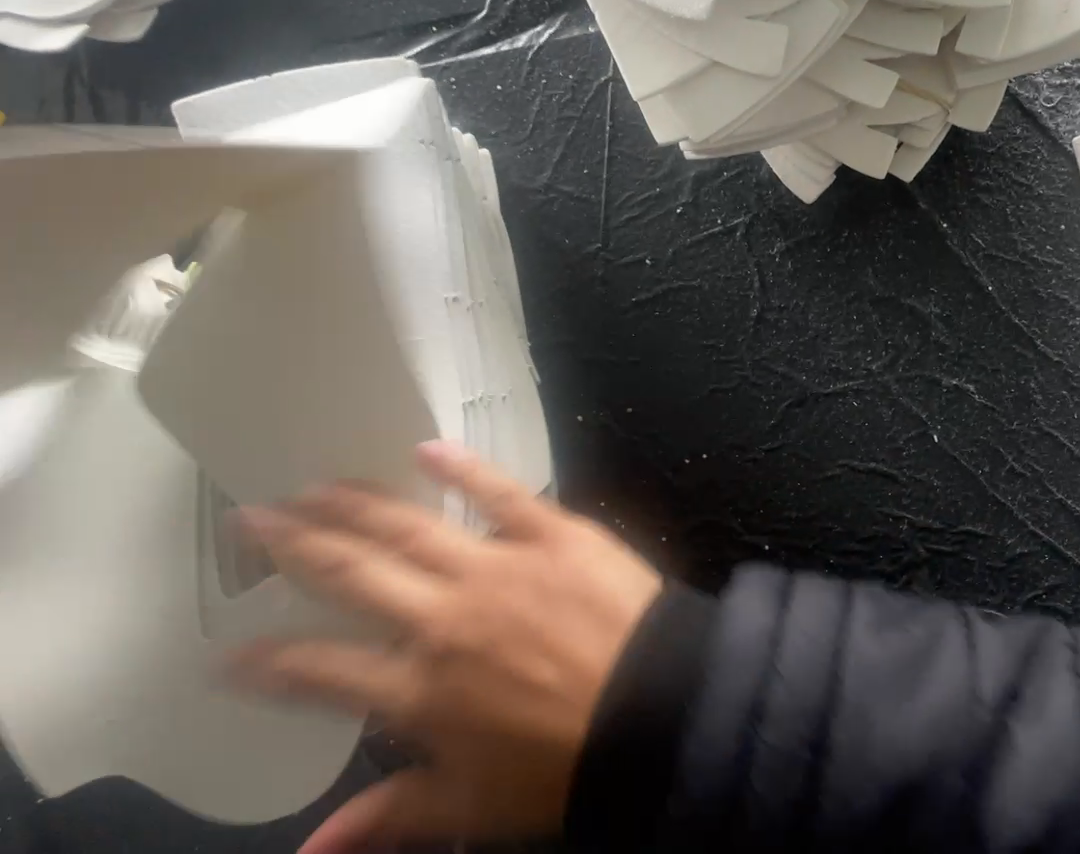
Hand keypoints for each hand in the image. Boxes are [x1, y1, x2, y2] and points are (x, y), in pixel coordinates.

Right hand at [227, 442, 662, 853]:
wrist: (660, 709)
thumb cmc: (570, 760)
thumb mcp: (472, 804)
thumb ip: (389, 816)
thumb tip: (312, 850)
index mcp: (419, 691)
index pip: (320, 672)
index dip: (269, 663)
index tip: (232, 651)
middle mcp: (446, 620)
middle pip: (353, 575)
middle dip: (296, 547)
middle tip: (255, 519)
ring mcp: (500, 569)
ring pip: (412, 528)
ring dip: (358, 505)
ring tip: (317, 486)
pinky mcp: (557, 535)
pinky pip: (502, 494)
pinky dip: (464, 469)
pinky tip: (429, 450)